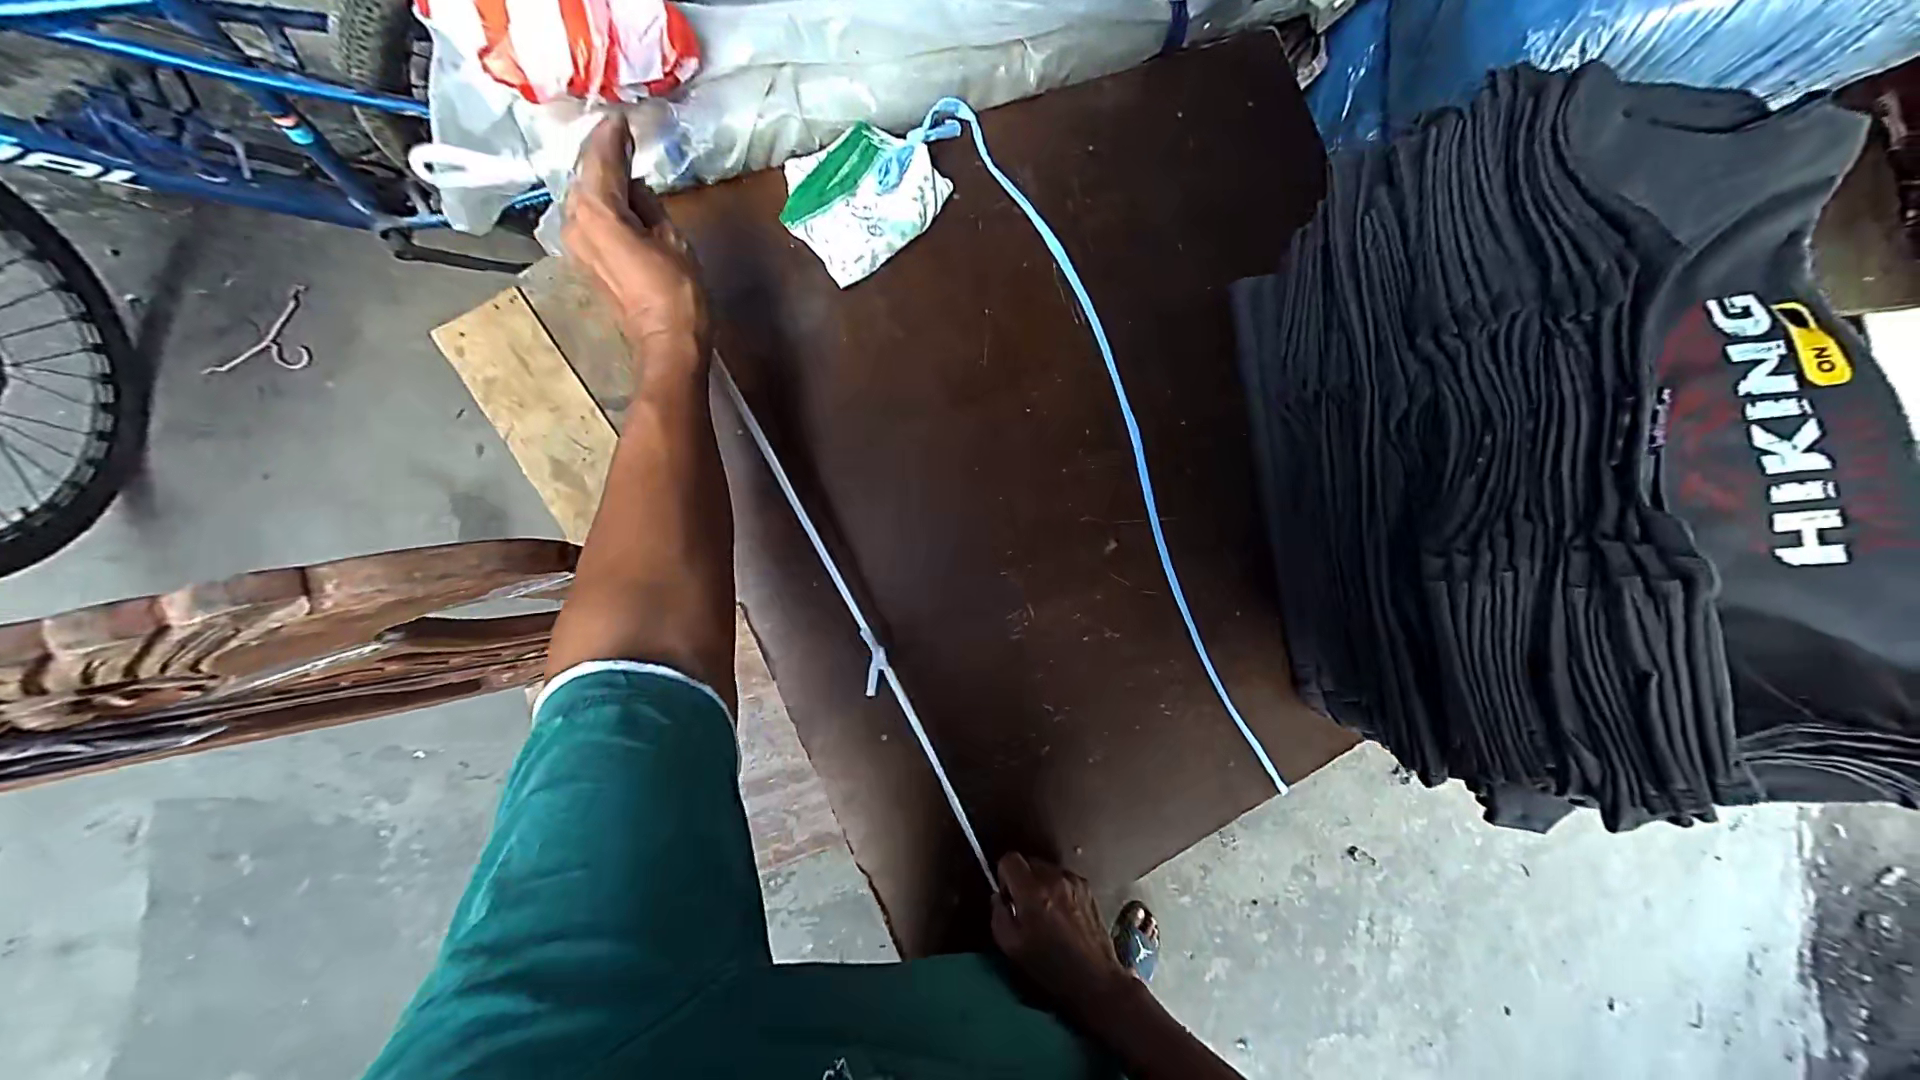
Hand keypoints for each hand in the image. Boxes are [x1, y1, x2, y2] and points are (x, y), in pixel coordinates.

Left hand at [562, 113, 708, 369]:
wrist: (667, 343)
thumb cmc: (677, 293)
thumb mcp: (673, 239)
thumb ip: (649, 205)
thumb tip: (636, 191)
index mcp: (596, 211)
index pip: (600, 160)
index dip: (613, 137)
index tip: (621, 119)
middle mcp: (574, 223)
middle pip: (587, 179)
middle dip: (605, 160)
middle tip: (624, 142)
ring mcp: (575, 246)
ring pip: (587, 201)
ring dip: (604, 186)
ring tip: (625, 172)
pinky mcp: (585, 264)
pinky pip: (591, 222)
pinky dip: (604, 209)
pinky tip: (621, 206)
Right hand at [990, 853, 1139, 1024]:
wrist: (1095, 980)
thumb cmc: (1050, 967)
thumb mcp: (1012, 948)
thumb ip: (998, 916)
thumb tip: (998, 897)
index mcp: (1032, 892)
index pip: (1010, 859)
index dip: (1004, 875)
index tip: (1009, 897)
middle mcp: (1053, 878)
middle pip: (1028, 862)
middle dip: (1022, 879)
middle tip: (1026, 907)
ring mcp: (1073, 880)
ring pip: (1046, 869)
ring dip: (1041, 884)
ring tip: (1047, 912)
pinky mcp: (1087, 887)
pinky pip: (1063, 878)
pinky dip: (1058, 889)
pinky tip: (1063, 913)